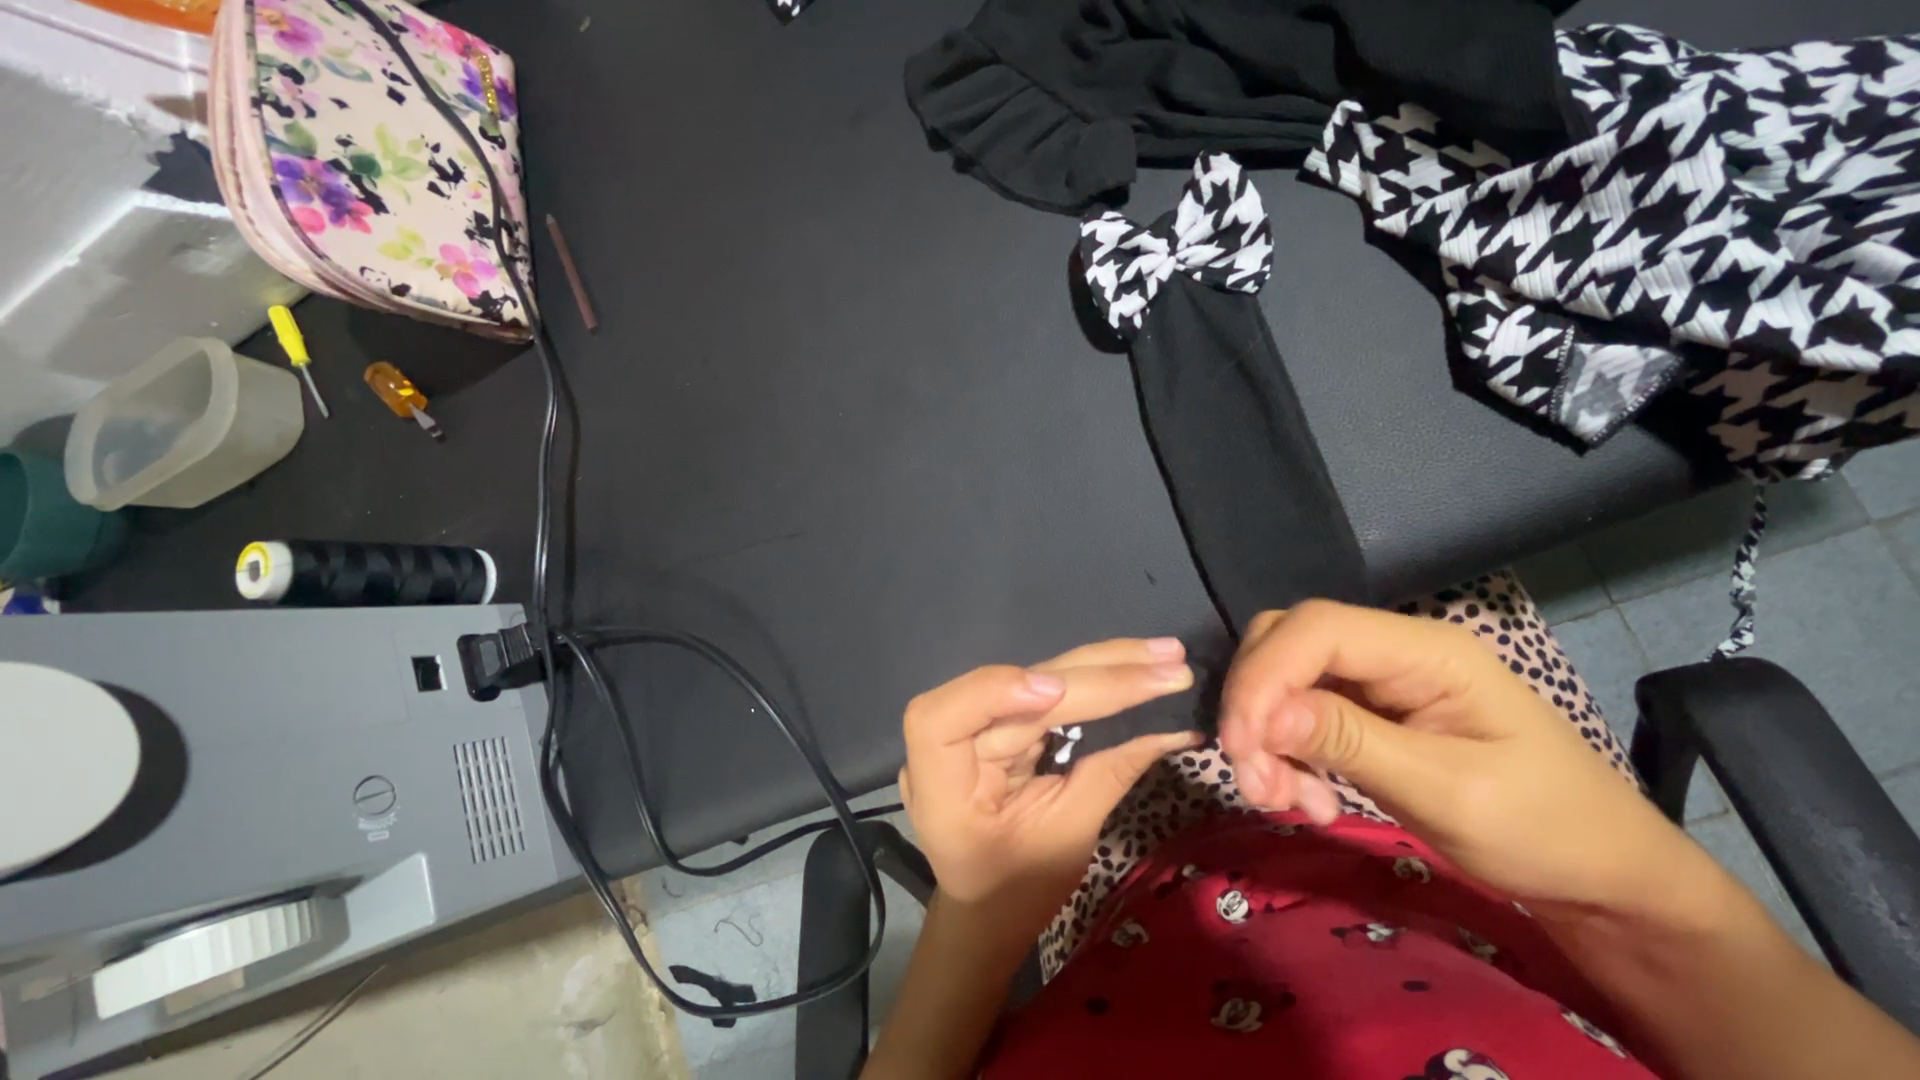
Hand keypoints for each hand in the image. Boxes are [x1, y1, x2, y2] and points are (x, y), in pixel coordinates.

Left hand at [899, 638, 1202, 935]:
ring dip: (1105, 665)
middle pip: (1011, 690)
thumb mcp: (1065, 839)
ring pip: (1038, 679)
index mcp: (940, 790)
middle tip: (1166, 664)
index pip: (939, 720)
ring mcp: (978, 726)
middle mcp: (951, 745)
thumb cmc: (1018, 890)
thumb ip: (1108, 775)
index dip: (991, 692)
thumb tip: (1172, 727)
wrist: (992, 906)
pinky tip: (1136, 664)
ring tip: (1165, 655)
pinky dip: (1095, 679)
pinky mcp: (1007, 720)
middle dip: (1092, 675)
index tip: (1055, 689)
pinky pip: (1049, 691)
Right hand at [1218, 601, 1708, 917]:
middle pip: (1287, 645)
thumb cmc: (1544, 828)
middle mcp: (1394, 653)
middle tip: (1253, 780)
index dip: (1263, 677)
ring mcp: (1379, 685)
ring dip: (1265, 740)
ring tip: (1282, 804)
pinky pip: (1299, 719)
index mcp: (1427, 651)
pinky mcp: (1367, 719)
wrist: (1597, 874)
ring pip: (1284, 683)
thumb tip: (1264, 716)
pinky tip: (1305, 802)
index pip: (1316, 629)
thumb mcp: (1449, 791)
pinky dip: (1284, 758)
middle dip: (1255, 708)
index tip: (1240, 746)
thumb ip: (1352, 743)